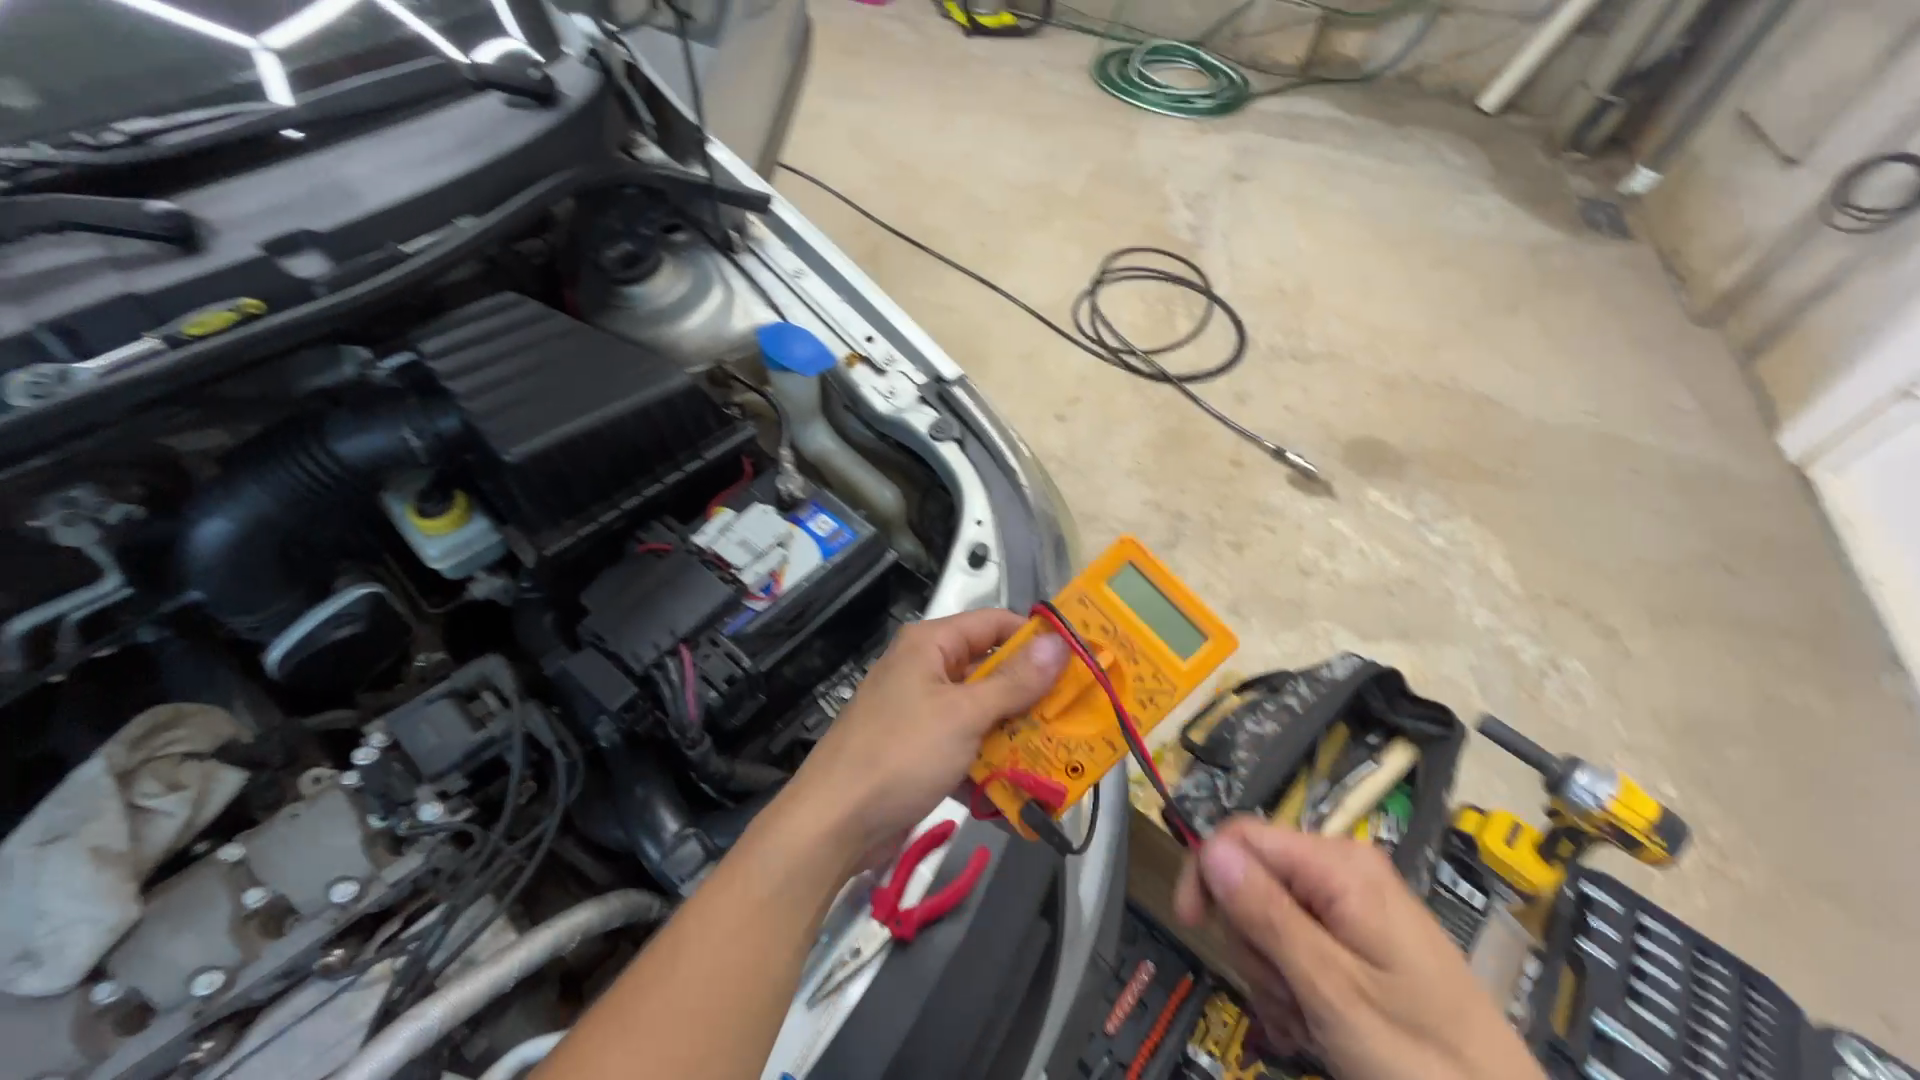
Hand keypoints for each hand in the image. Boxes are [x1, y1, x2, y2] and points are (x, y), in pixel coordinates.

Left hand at [782, 609, 1068, 857]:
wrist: (834, 824)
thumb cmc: (900, 755)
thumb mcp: (964, 714)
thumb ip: (1015, 681)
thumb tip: (1060, 643)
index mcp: (930, 645)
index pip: (994, 624)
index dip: (1036, 638)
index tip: (1081, 659)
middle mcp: (925, 671)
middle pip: (991, 671)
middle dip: (1033, 694)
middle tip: (1081, 713)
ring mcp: (921, 714)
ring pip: (982, 714)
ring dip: (1016, 735)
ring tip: (1063, 754)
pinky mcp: (920, 754)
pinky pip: (966, 749)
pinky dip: (989, 766)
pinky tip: (1021, 791)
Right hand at [1173, 818, 1545, 1079]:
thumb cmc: (1419, 1055)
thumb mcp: (1330, 988)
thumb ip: (1267, 914)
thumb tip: (1211, 847)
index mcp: (1339, 866)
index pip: (1241, 836)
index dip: (1207, 874)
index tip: (1191, 926)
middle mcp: (1344, 872)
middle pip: (1252, 880)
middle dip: (1253, 943)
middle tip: (1286, 998)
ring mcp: (1354, 906)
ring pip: (1268, 920)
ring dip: (1272, 975)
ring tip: (1307, 1021)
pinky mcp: (1360, 939)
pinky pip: (1297, 945)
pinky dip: (1293, 985)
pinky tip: (1314, 1024)